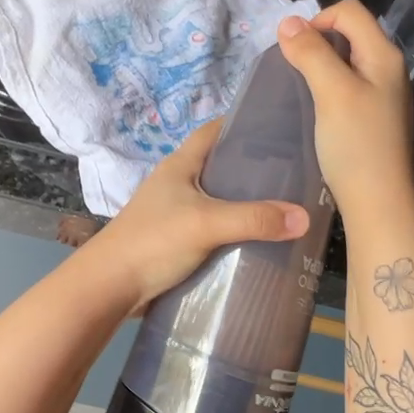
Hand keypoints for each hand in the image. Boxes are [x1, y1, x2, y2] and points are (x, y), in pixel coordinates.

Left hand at [85, 118, 310, 310]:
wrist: (109, 288)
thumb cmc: (152, 242)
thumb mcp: (206, 224)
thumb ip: (254, 219)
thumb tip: (304, 217)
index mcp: (180, 166)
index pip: (214, 131)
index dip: (244, 124)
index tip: (281, 128)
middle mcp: (178, 185)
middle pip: (222, 168)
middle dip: (255, 170)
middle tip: (297, 176)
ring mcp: (176, 215)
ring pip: (219, 202)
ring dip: (247, 206)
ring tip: (287, 210)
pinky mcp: (177, 243)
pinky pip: (214, 231)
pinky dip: (235, 234)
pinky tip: (261, 243)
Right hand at [275, 0, 413, 224]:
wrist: (378, 202)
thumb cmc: (356, 145)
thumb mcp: (331, 92)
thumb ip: (311, 53)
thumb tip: (287, 23)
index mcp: (384, 55)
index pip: (349, 11)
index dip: (317, 20)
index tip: (293, 51)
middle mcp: (389, 69)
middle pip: (350, 34)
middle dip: (317, 42)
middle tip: (294, 71)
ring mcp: (384, 95)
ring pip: (348, 62)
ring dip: (320, 67)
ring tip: (301, 90)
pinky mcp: (375, 118)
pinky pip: (348, 88)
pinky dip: (328, 89)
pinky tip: (316, 112)